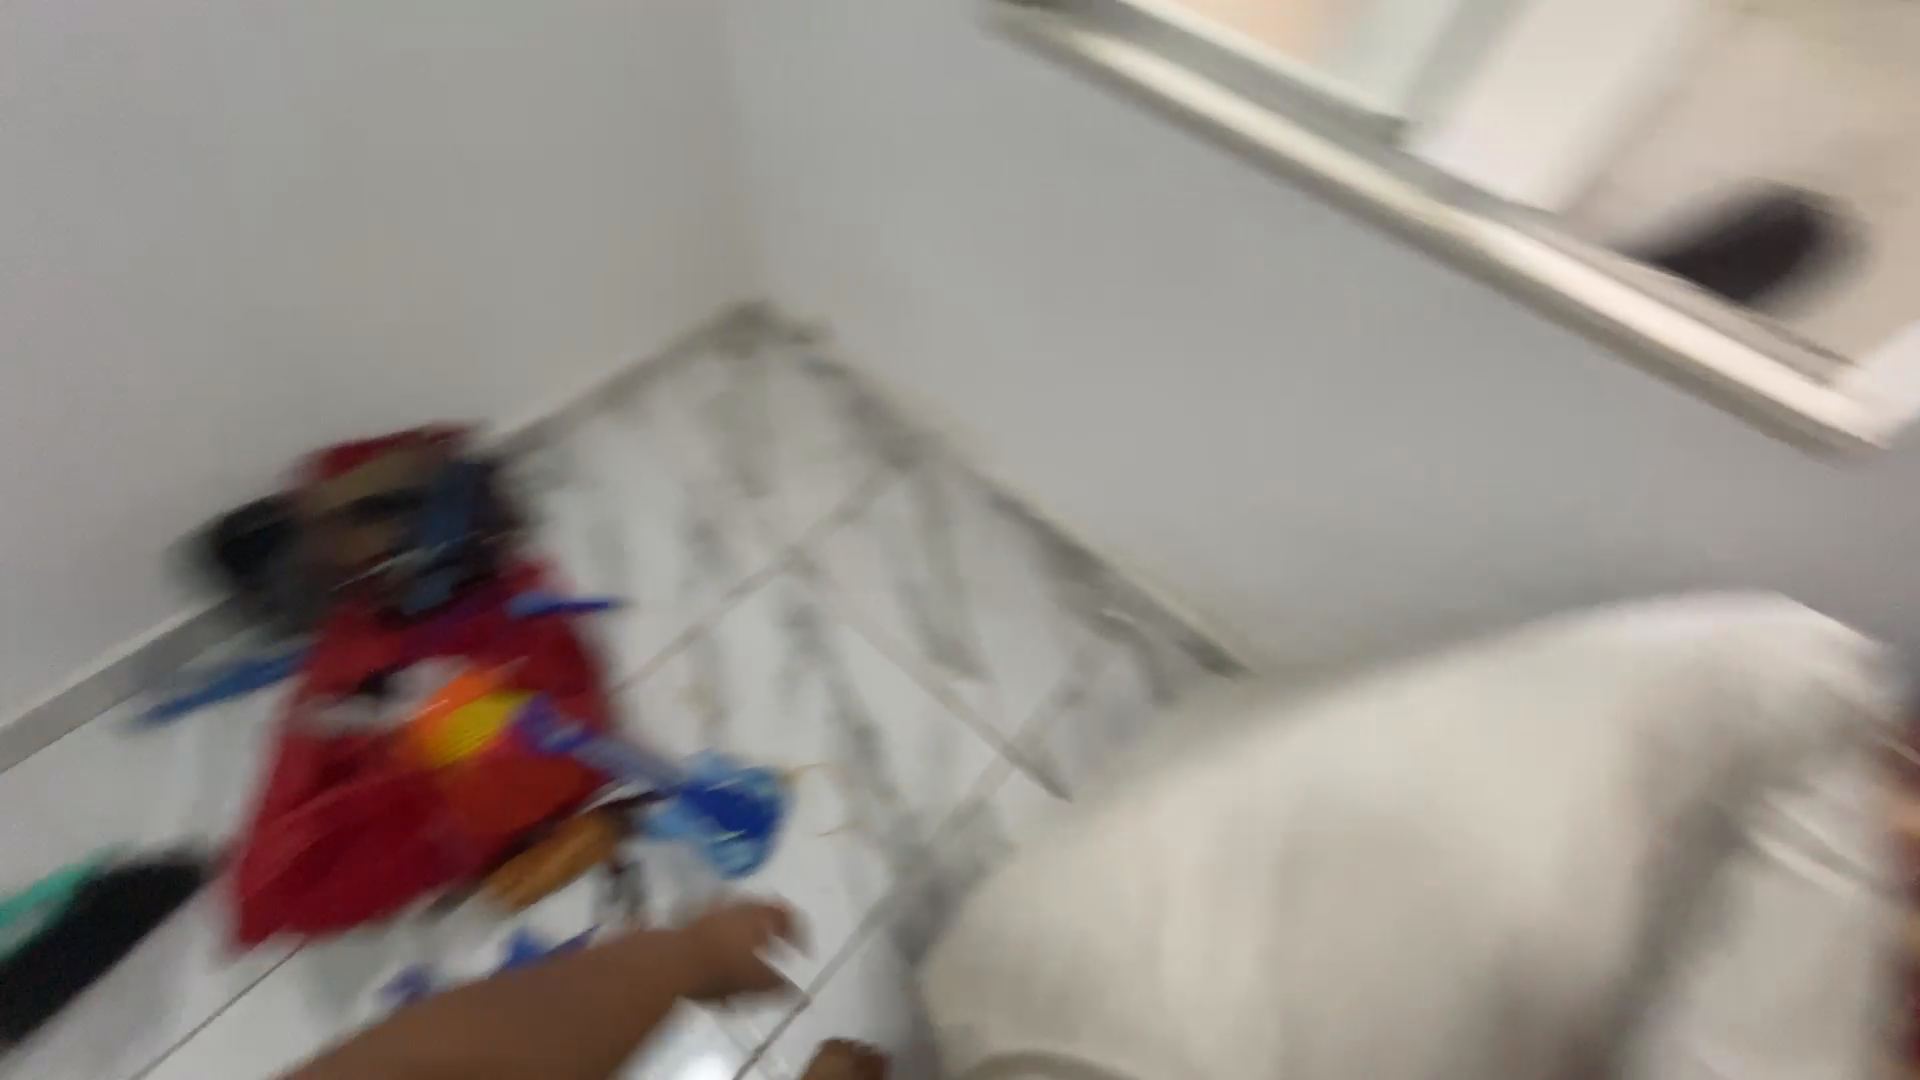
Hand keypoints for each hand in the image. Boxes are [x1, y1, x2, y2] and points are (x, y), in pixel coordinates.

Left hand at [679, 899, 804, 1002]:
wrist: (670, 960)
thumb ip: (778, 984)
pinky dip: (726, 930)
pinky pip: (719, 918)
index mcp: (759, 916)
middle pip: (764, 910)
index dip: (799, 932)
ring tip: (749, 949)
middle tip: (778, 946)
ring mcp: (716, 907)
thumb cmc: (719, 969)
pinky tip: (720, 947)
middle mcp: (741, 905)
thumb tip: (801, 993)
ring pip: (741, 912)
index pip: (788, 915)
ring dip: (749, 928)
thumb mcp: (753, 982)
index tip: (803, 952)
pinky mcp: (695, 915)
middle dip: (774, 928)